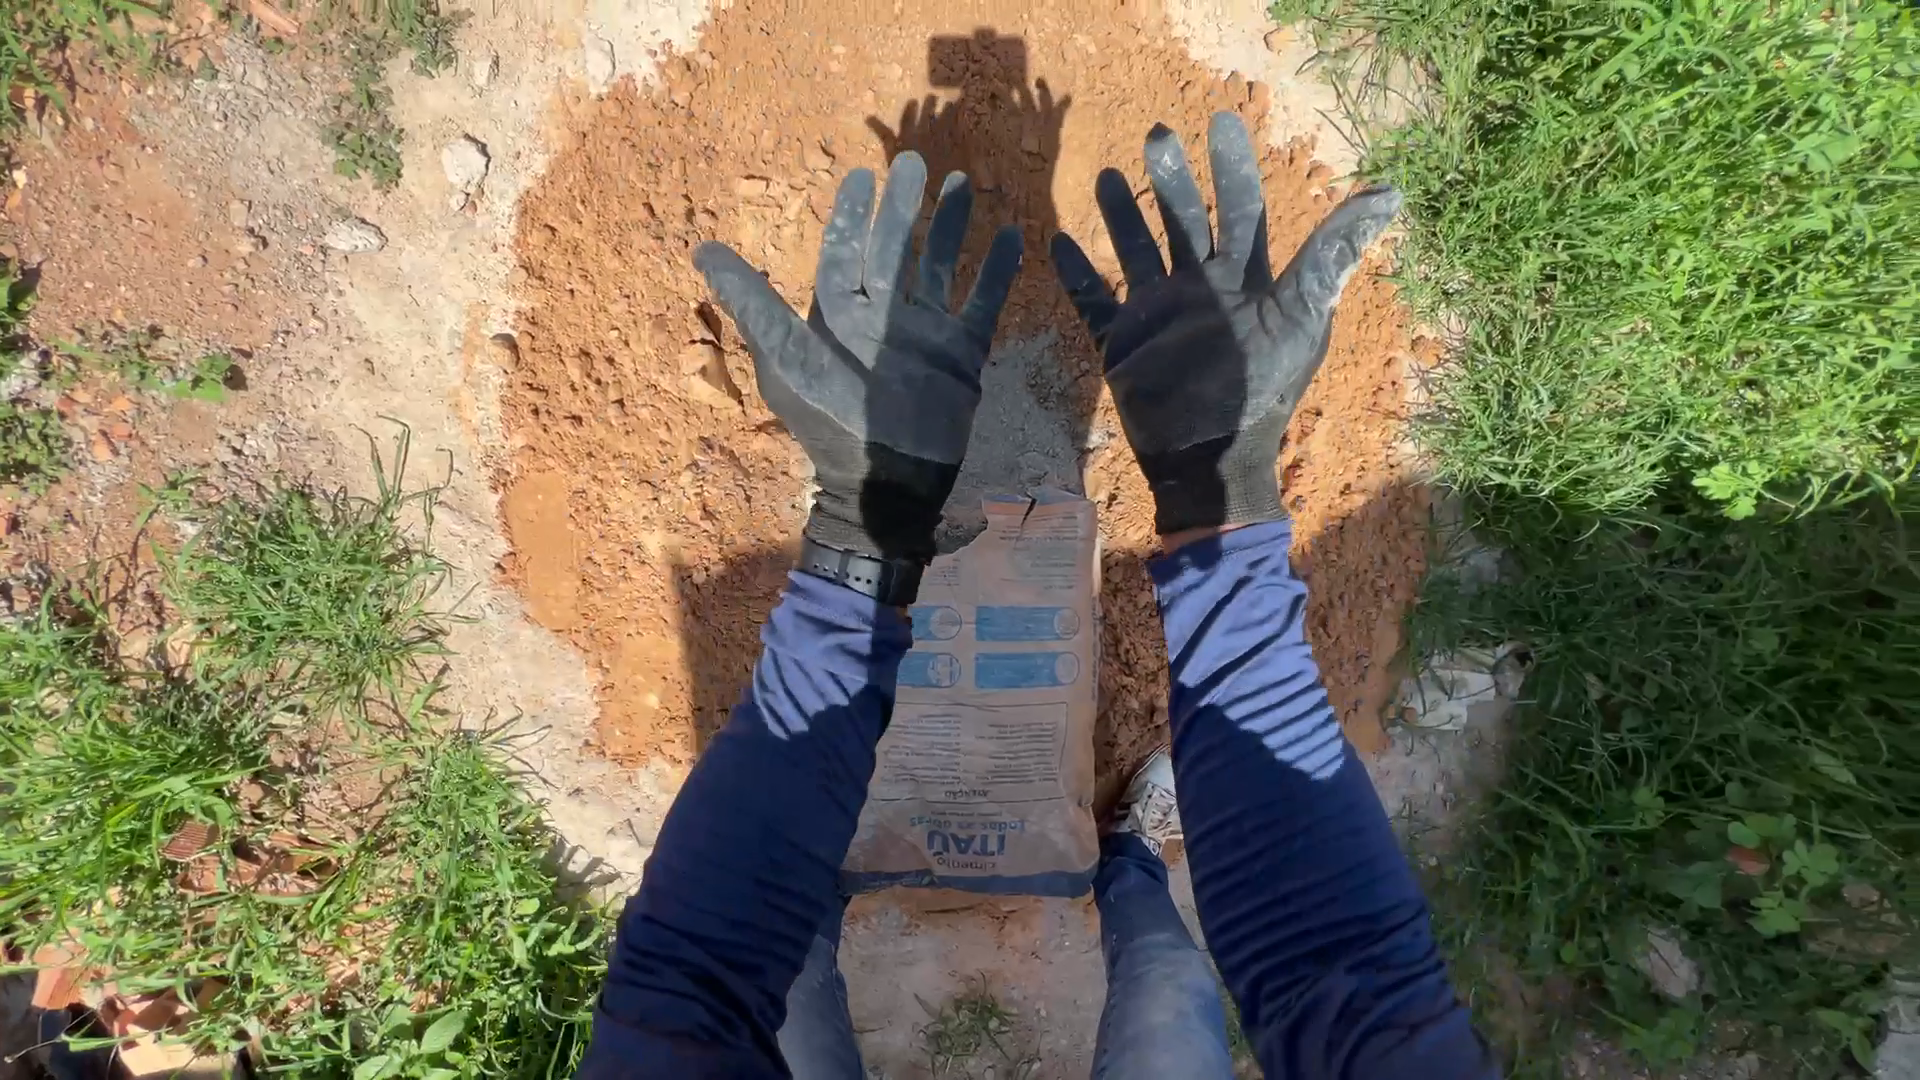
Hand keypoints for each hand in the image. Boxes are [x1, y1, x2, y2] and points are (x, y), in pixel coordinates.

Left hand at [695, 153, 1022, 581]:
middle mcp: (884, 317)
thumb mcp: (788, 363)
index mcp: (841, 316)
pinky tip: (1011, 238)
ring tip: (965, 184)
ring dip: (951, 228)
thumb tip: (702, 250)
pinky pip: (983, 304)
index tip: (862, 176)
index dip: (851, 215)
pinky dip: (997, 273)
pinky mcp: (962, 354)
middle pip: (894, 250)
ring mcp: (926, 334)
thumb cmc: (834, 422)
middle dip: (903, 208)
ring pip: (940, 268)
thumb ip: (755, 308)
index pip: (845, 252)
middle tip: (914, 164)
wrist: (889, 481)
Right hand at [1051, 112, 1401, 534]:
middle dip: (1169, 180)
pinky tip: (1057, 244)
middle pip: (1182, 222)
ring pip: (1135, 253)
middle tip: (1156, 135)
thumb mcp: (1301, 319)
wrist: (1210, 456)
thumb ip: (1330, 258)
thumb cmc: (1260, 391)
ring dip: (1120, 217)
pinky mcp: (1122, 344)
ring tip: (1103, 175)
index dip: (1232, 167)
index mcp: (1242, 280)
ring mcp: (1157, 316)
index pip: (1238, 210)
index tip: (1221, 123)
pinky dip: (1075, 276)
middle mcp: (1198, 290)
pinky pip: (1093, 302)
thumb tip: (1391, 193)